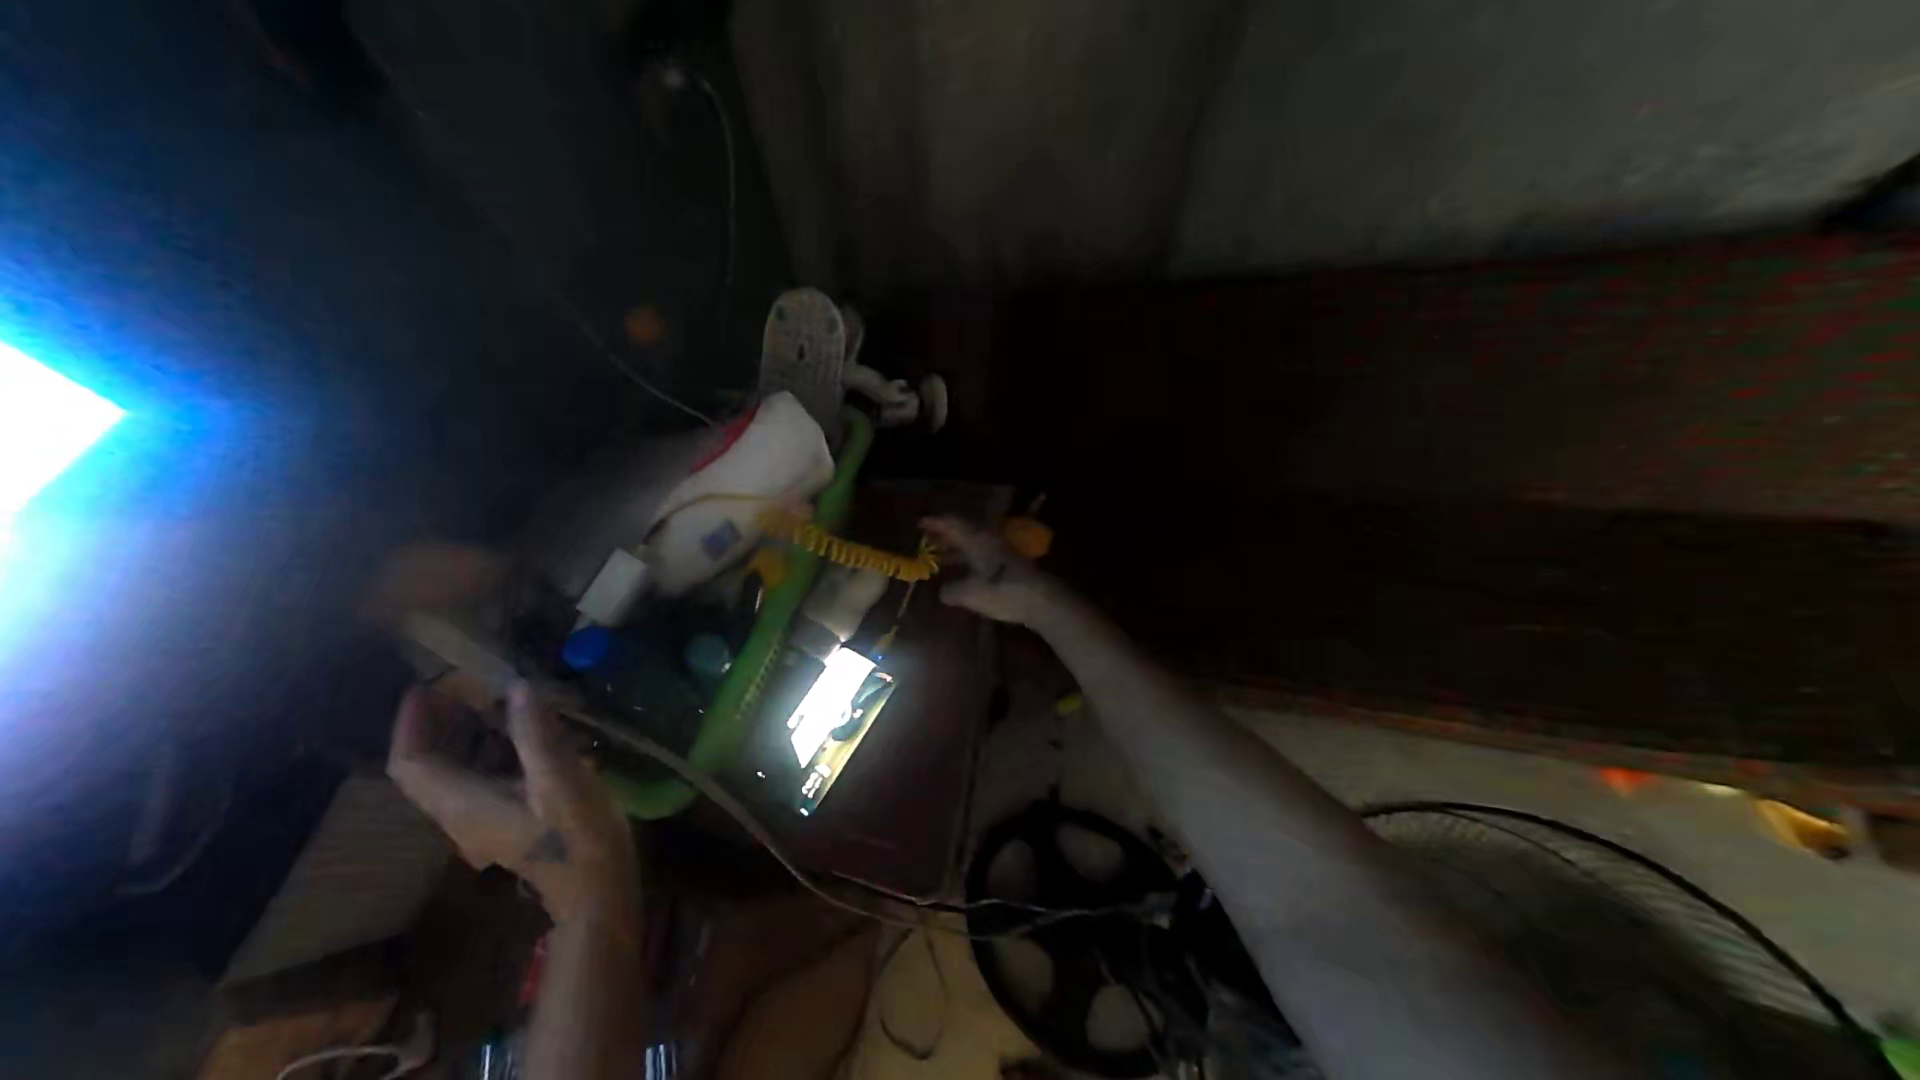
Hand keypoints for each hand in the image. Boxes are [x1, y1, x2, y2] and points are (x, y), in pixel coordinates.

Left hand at [388, 682, 635, 922]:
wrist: (597, 889)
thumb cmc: (577, 837)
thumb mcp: (561, 781)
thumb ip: (536, 734)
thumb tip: (518, 686)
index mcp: (463, 805)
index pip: (411, 764)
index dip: (410, 725)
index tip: (425, 687)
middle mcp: (462, 814)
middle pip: (430, 766)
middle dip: (438, 723)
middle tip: (465, 683)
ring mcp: (485, 820)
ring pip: (457, 771)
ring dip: (467, 733)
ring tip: (497, 697)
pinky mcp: (509, 819)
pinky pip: (485, 776)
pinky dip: (494, 747)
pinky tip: (528, 731)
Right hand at [922, 516, 1071, 626]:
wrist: (1042, 601)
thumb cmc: (1002, 591)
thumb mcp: (969, 593)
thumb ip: (951, 591)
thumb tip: (943, 591)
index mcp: (977, 539)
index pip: (952, 522)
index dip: (935, 522)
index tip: (919, 523)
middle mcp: (988, 540)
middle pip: (962, 531)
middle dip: (944, 535)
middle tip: (925, 539)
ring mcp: (1000, 552)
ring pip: (972, 544)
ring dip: (955, 549)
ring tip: (938, 557)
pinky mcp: (1008, 566)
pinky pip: (981, 556)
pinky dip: (967, 560)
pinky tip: (961, 573)